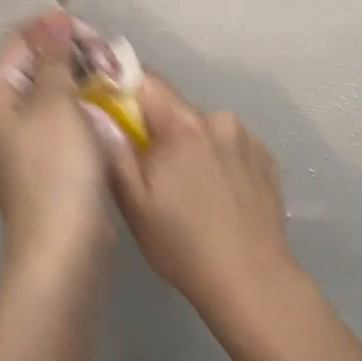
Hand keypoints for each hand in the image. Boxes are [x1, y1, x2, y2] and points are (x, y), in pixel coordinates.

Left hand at [0, 10, 109, 258]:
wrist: (62, 244)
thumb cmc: (57, 168)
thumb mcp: (57, 102)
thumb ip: (54, 57)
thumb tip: (51, 18)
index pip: (20, 39)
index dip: (58, 30)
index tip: (98, 39)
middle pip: (33, 65)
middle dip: (73, 56)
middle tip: (111, 64)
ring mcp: (17, 140)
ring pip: (50, 94)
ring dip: (82, 84)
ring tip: (114, 84)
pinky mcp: (40, 162)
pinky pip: (59, 121)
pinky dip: (82, 111)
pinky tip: (107, 113)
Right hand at [104, 74, 295, 301]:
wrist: (252, 280)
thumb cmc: (183, 245)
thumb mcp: (134, 203)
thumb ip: (113, 151)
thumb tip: (95, 112)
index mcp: (183, 124)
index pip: (145, 80)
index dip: (122, 92)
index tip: (109, 116)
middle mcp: (219, 119)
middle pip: (174, 108)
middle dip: (156, 130)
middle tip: (148, 173)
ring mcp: (247, 139)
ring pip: (203, 129)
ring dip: (189, 147)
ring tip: (186, 192)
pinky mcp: (266, 159)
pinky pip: (229, 147)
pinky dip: (216, 161)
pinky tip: (215, 198)